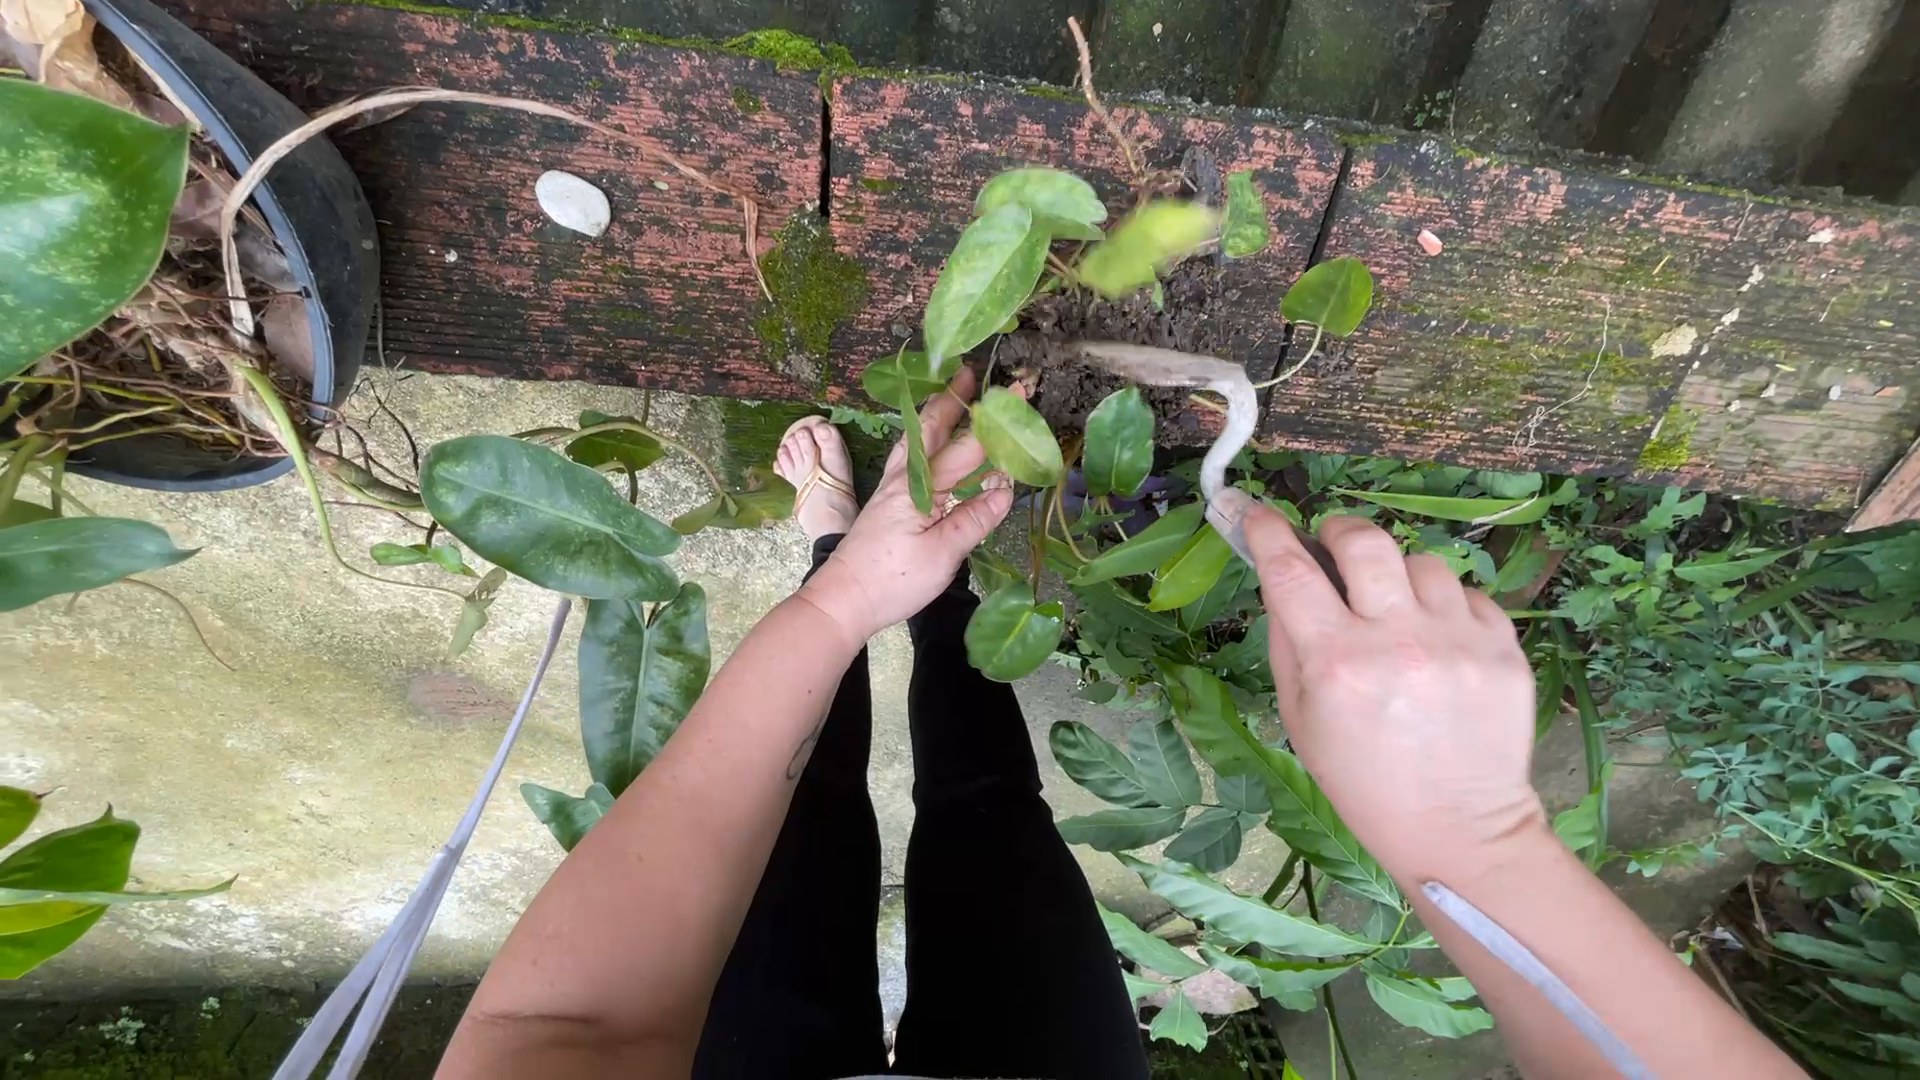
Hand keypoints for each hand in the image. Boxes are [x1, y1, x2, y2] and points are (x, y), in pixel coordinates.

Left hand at [795, 368, 1013, 643]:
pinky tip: (925, 443)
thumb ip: (974, 519)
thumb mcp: (942, 554)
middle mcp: (904, 478)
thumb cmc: (892, 580)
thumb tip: (1006, 489)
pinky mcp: (885, 501)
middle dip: (953, 400)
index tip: (1020, 392)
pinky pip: (908, 456)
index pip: (968, 448)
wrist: (842, 598)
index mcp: (922, 487)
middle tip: (968, 372)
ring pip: (915, 440)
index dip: (996, 422)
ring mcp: (891, 488)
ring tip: (947, 396)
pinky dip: (921, 438)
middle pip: (932, 429)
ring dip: (934, 415)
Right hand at [1241, 504, 1547, 885]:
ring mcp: (1458, 642)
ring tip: (1393, 607)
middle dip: (1337, 530)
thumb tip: (1280, 576)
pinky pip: (1465, 593)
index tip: (1256, 511)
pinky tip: (1435, 638)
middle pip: (1364, 541)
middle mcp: (1397, 641)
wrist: (1456, 826)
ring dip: (1394, 573)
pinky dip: (1440, 604)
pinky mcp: (1505, 650)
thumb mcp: (1297, 712)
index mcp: (1335, 662)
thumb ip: (1286, 637)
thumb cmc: (1356, 773)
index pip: (1289, 571)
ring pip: (1420, 561)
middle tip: (1331, 546)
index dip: (1266, 531)